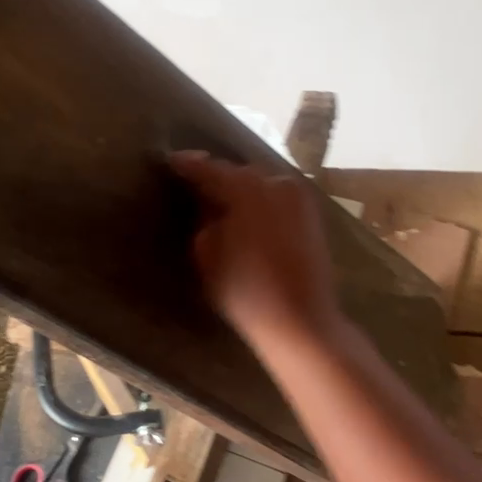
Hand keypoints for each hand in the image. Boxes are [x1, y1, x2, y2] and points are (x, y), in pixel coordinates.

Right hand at [169, 151, 342, 344]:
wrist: (300, 319)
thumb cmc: (244, 289)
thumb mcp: (207, 252)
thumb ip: (203, 218)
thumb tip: (208, 204)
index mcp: (245, 188)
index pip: (208, 168)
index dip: (186, 165)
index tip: (170, 162)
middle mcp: (274, 182)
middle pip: (237, 173)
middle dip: (216, 178)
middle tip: (195, 186)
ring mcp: (297, 198)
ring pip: (260, 184)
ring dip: (240, 190)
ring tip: (220, 203)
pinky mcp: (310, 216)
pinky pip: (276, 198)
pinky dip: (259, 202)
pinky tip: (247, 216)